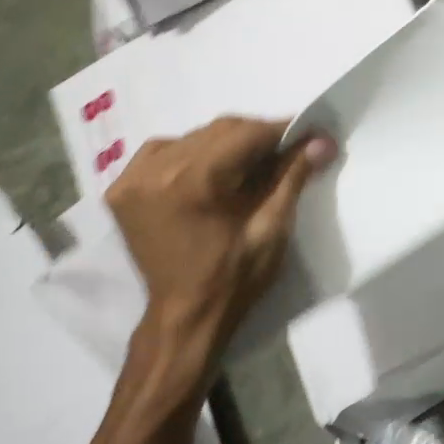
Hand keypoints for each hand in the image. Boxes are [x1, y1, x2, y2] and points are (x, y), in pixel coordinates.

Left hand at [106, 117, 336, 349]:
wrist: (187, 314)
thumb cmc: (235, 277)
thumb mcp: (271, 228)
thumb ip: (291, 177)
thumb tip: (320, 140)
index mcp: (190, 181)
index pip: (242, 134)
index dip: (279, 130)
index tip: (309, 129)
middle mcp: (153, 170)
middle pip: (216, 132)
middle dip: (255, 136)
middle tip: (289, 146)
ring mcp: (131, 178)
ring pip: (191, 138)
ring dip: (226, 143)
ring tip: (254, 161)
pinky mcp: (123, 188)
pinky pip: (163, 152)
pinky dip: (192, 154)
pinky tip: (212, 169)